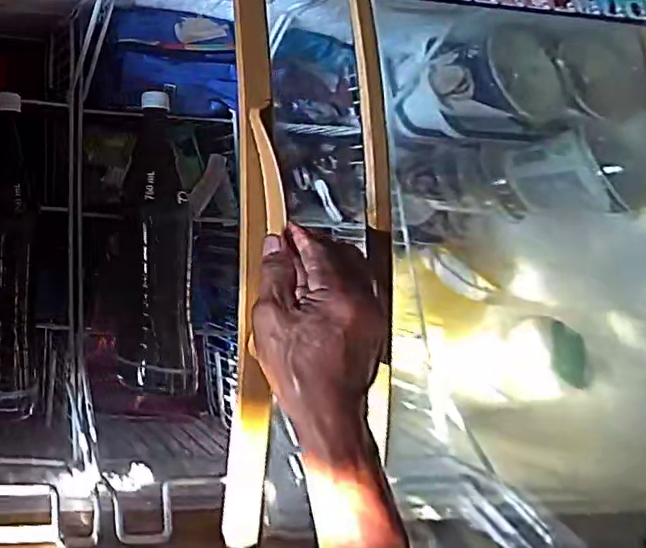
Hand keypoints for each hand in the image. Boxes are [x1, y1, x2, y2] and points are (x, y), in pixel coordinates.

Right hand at [252, 223, 385, 435]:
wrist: (327, 415)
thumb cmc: (300, 376)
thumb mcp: (271, 316)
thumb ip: (274, 275)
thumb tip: (276, 247)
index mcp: (340, 296)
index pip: (318, 249)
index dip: (298, 236)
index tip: (285, 231)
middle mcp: (365, 302)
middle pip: (341, 254)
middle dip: (314, 244)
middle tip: (289, 244)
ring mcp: (373, 316)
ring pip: (354, 269)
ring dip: (328, 259)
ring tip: (301, 263)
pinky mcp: (374, 329)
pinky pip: (360, 288)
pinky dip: (339, 278)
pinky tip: (318, 286)